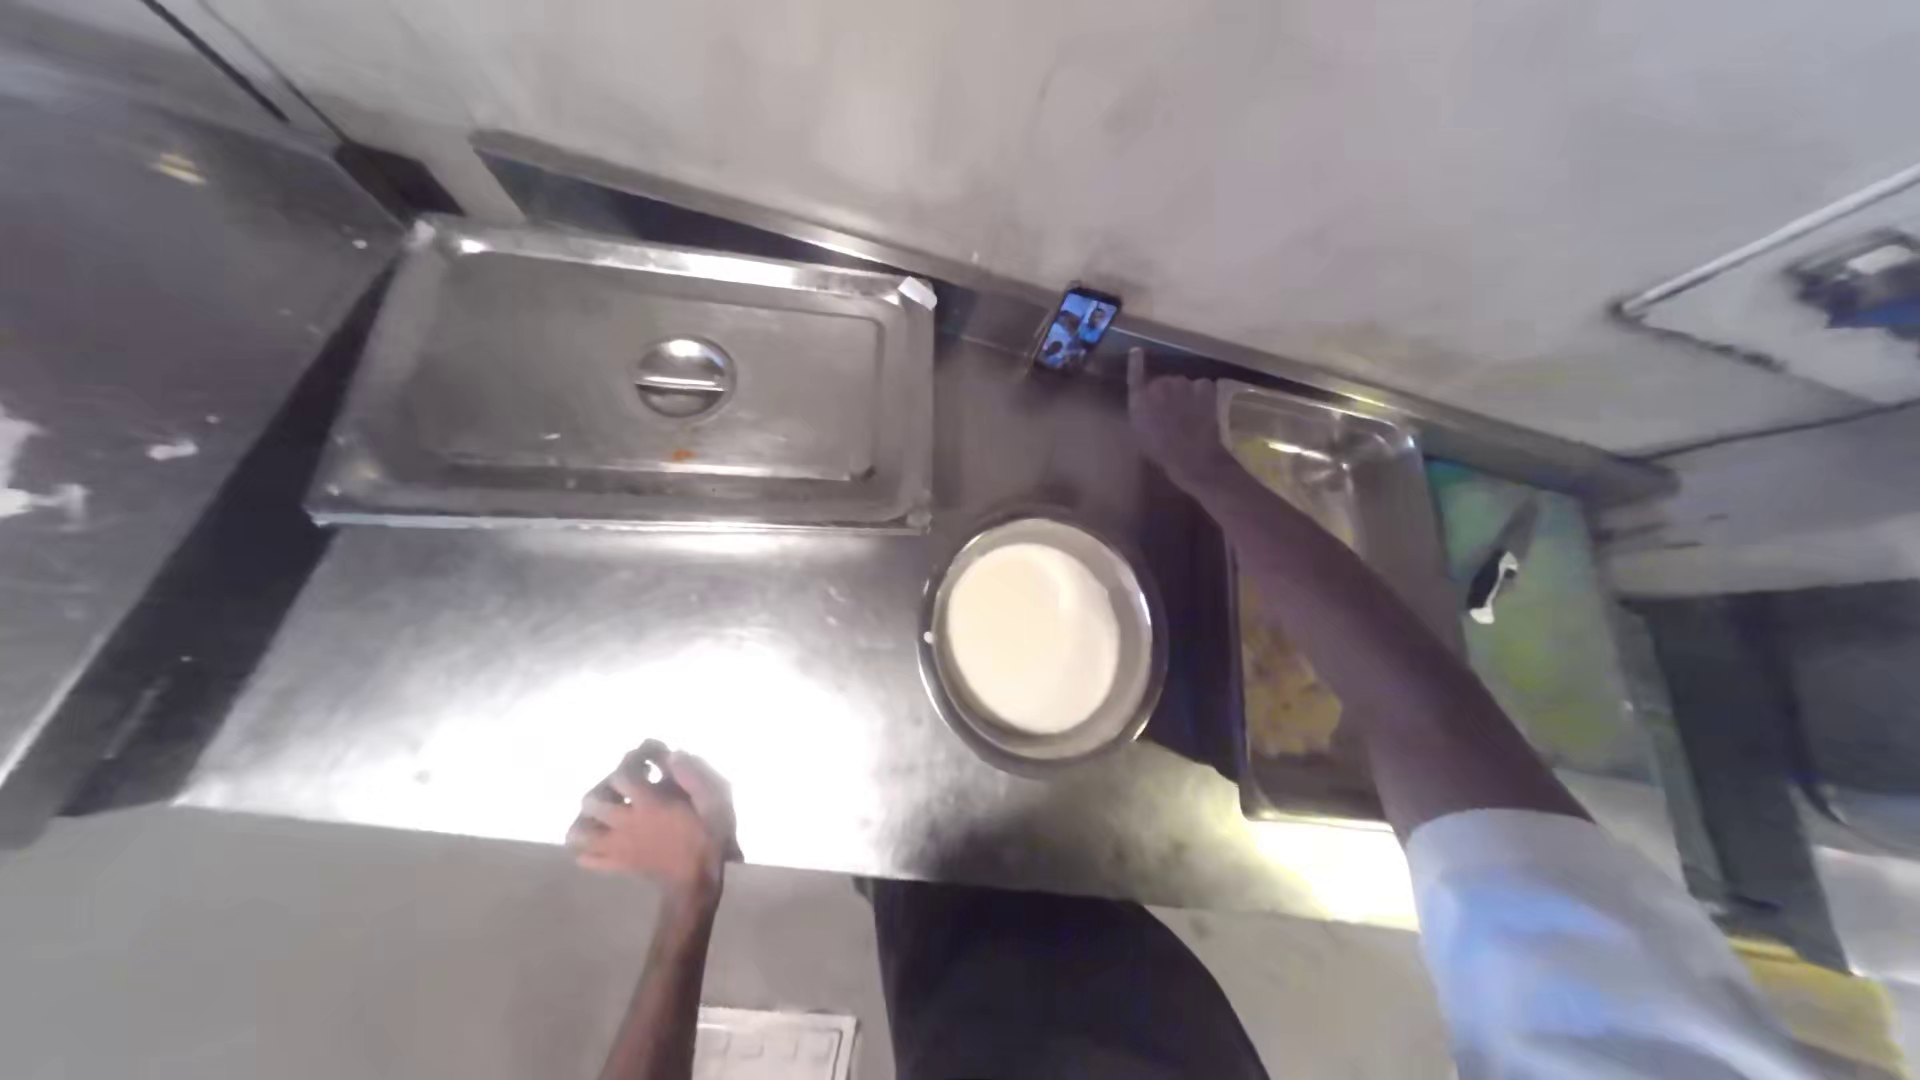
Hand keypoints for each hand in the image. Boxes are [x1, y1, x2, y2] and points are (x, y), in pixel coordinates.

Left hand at [568, 743, 736, 898]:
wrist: (699, 879)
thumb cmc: (709, 835)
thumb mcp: (713, 799)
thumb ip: (693, 775)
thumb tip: (673, 754)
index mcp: (650, 805)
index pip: (624, 773)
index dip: (634, 757)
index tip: (650, 754)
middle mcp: (626, 824)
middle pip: (592, 800)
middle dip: (606, 784)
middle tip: (628, 782)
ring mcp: (617, 847)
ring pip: (579, 832)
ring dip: (588, 816)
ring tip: (609, 808)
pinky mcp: (615, 864)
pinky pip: (584, 857)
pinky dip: (586, 845)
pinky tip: (604, 835)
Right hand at [1127, 347, 1238, 493]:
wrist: (1191, 454)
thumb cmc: (1160, 449)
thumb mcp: (1139, 431)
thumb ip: (1140, 409)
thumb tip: (1144, 398)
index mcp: (1140, 397)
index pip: (1135, 374)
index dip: (1136, 362)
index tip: (1137, 350)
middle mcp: (1160, 384)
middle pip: (1163, 381)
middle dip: (1166, 392)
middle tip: (1170, 413)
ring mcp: (1184, 383)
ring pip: (1183, 384)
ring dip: (1184, 394)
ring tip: (1187, 414)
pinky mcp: (1204, 386)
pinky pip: (1201, 385)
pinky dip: (1201, 394)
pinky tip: (1202, 409)